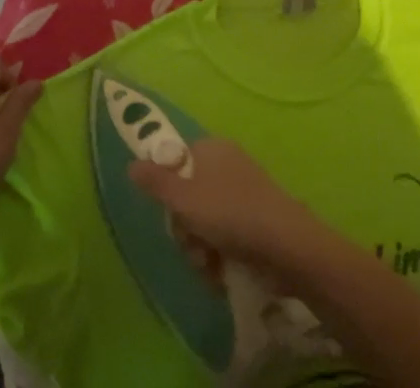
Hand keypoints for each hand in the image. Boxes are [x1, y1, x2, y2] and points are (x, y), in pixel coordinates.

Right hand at [129, 138, 321, 269]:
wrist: (288, 247)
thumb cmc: (230, 214)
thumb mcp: (183, 198)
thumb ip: (155, 181)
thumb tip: (131, 163)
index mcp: (211, 149)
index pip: (175, 161)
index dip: (168, 189)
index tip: (170, 209)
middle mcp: (227, 166)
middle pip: (187, 196)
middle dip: (184, 228)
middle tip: (191, 242)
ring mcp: (243, 194)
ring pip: (203, 222)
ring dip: (199, 248)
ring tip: (209, 263)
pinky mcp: (255, 222)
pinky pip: (223, 236)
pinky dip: (219, 255)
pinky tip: (222, 271)